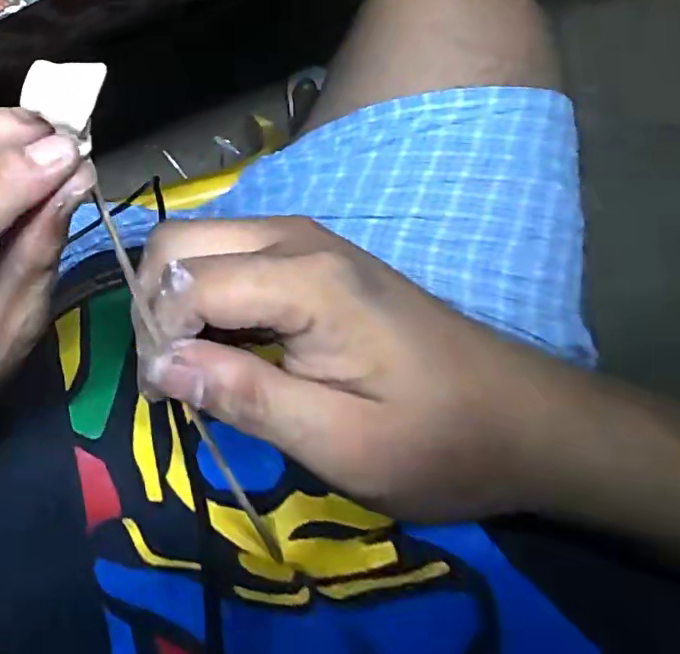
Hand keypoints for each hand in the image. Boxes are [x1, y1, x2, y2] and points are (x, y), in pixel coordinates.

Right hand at [134, 217, 587, 521]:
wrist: (528, 418)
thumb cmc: (441, 440)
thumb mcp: (344, 444)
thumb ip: (247, 398)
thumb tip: (159, 367)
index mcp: (307, 280)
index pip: (186, 284)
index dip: (158, 336)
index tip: (165, 394)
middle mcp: (289, 237)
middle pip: (173, 243)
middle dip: (151, 304)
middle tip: (168, 369)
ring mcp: (292, 235)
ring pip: (186, 241)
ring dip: (168, 295)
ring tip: (189, 357)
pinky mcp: (295, 247)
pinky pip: (214, 251)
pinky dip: (193, 290)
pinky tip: (217, 339)